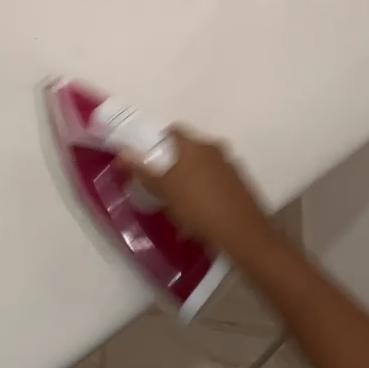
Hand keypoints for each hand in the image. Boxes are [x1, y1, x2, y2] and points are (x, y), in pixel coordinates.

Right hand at [122, 129, 281, 259]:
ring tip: (180, 202)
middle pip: (188, 149)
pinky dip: (206, 189)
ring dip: (190, 178)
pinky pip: (216, 180)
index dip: (157, 141)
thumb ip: (143, 171)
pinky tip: (200, 212)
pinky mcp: (242, 183)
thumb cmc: (199, 208)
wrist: (245, 235)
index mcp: (195, 146)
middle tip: (161, 183)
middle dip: (173, 163)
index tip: (147, 157)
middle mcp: (215, 149)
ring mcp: (231, 166)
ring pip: (203, 166)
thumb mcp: (165, 191)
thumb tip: (123, 153)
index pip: (172, 131)